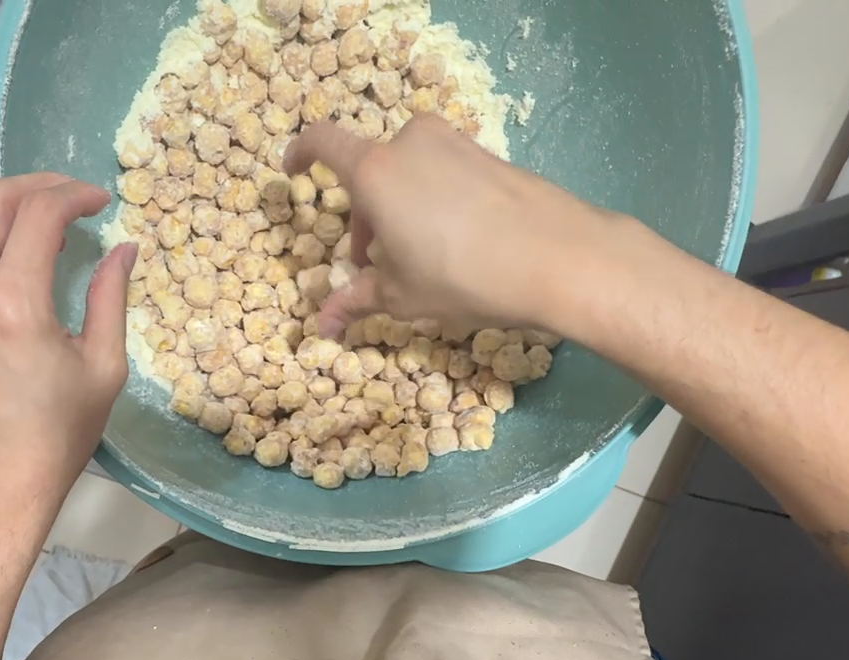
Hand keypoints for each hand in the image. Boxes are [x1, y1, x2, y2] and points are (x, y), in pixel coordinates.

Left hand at [0, 174, 135, 524]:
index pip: (38, 215)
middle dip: (37, 186)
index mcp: (15, 306)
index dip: (74, 195)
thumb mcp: (103, 369)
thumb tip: (124, 248)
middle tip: (71, 200)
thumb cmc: (58, 435)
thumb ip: (111, 298)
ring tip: (36, 223)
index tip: (100, 201)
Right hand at [284, 116, 679, 349]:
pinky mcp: (483, 154)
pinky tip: (451, 246)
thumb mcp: (400, 295)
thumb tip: (322, 328)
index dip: (300, 154)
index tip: (292, 170)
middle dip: (363, 220)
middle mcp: (410, 144)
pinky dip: (427, 205)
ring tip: (416, 262)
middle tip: (373, 266)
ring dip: (395, 214)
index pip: (322, 142)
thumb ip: (355, 302)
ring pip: (404, 176)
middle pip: (367, 175)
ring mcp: (452, 144)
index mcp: (376, 172)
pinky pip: (437, 175)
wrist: (555, 257)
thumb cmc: (461, 276)